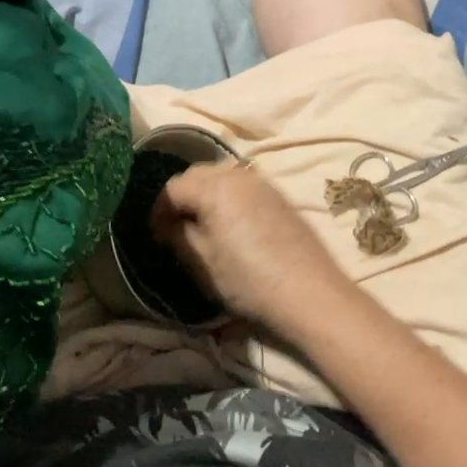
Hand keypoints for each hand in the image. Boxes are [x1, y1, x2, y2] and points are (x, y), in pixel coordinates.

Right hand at [150, 160, 356, 336]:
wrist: (310, 293)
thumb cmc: (248, 279)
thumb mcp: (202, 263)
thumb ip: (178, 237)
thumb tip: (167, 225)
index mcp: (213, 186)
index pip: (172, 187)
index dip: (158, 210)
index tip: (156, 235)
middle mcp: (237, 174)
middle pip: (197, 175)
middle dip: (182, 197)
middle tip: (176, 228)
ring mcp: (262, 182)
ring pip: (222, 177)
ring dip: (207, 195)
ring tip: (204, 226)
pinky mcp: (280, 196)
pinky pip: (244, 186)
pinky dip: (230, 198)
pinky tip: (233, 225)